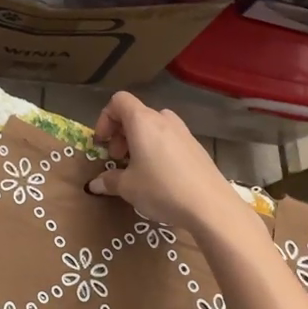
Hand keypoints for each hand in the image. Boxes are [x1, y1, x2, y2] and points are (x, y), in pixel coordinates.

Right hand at [84, 93, 238, 231]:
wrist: (212, 207)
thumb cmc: (162, 189)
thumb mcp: (128, 187)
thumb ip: (108, 181)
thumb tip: (95, 185)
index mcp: (142, 121)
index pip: (119, 101)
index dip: (105, 118)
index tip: (103, 143)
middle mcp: (163, 120)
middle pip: (135, 114)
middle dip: (121, 134)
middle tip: (119, 159)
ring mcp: (184, 133)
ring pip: (154, 127)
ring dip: (140, 141)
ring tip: (139, 167)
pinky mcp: (198, 148)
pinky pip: (170, 139)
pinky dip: (158, 149)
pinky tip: (161, 176)